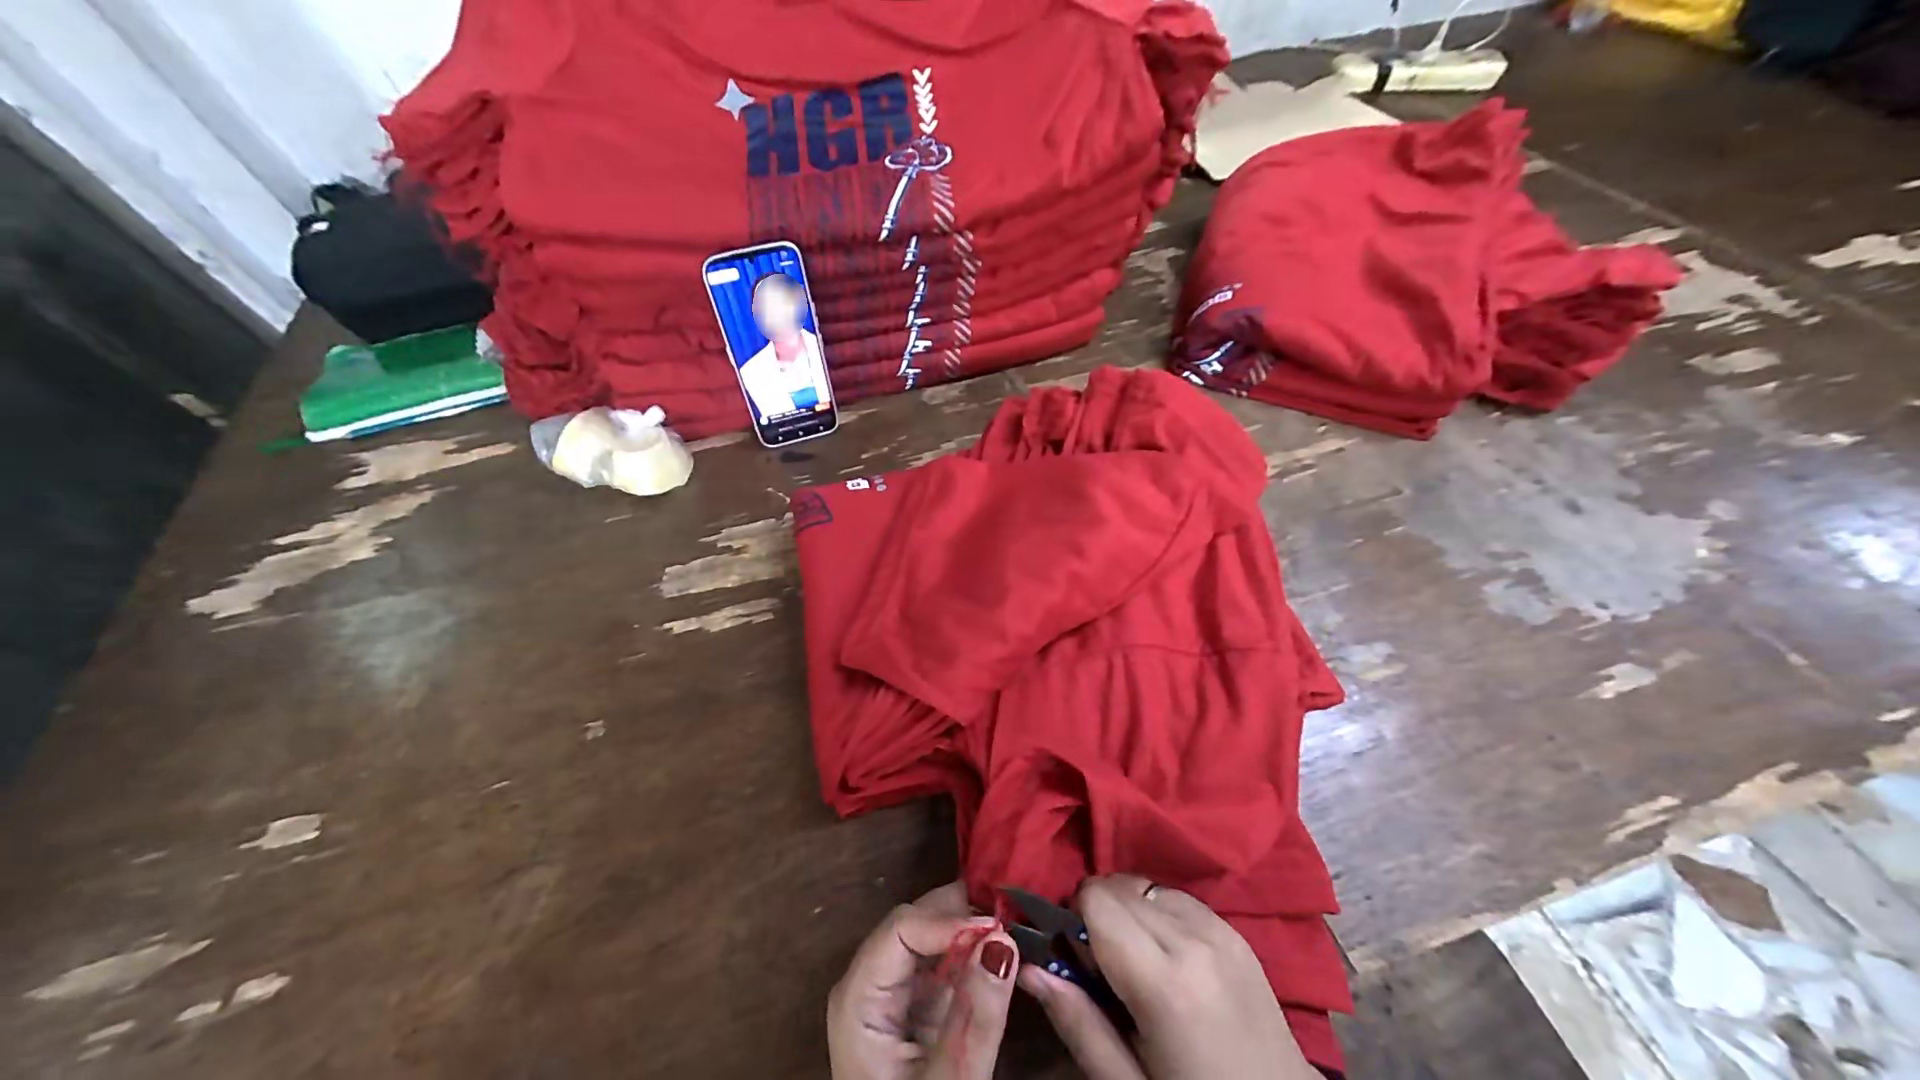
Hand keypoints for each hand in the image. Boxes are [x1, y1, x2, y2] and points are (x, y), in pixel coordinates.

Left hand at [828, 882, 1020, 1079]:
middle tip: (1018, 910)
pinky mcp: (920, 1001)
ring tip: (1018, 918)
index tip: (1000, 929)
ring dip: (975, 924)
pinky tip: (1007, 945)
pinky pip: (948, 958)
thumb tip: (1002, 941)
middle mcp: (872, 980)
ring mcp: (896, 988)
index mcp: (858, 997)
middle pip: (917, 921)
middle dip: (965, 911)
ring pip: (934, 932)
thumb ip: (975, 1016)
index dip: (949, 921)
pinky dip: (978, 947)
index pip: (901, 928)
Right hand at [1015, 875, 1318, 1079]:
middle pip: (1118, 886)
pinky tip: (1165, 955)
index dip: (1073, 918)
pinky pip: (1177, 896)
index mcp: (1164, 981)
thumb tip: (1026, 966)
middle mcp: (1193, 939)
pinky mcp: (1237, 931)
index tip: (1074, 957)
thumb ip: (1077, 1021)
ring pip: (1145, 885)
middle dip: (1096, 913)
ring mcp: (1221, 930)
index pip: (1097, 899)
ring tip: (1134, 961)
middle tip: (1100, 966)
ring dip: (1127, 910)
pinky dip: (1157, 912)